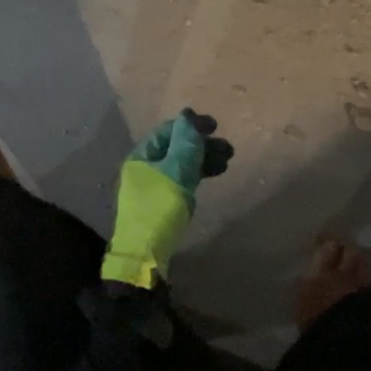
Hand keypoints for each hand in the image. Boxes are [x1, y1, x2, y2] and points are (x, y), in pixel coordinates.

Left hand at [100, 109, 232, 288]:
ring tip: (226, 162)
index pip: (168, 131)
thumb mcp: (175, 172)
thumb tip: (188, 116)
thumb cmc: (159, 209)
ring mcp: (151, 187)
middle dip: (201, 144)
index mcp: (142, 155)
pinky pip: (180, 181)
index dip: (191, 125)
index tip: (215, 125)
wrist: (144, 255)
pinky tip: (210, 177)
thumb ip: (184, 144)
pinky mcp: (160, 205)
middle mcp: (144, 167)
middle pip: (175, 148)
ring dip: (202, 160)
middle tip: (229, 149)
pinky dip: (196, 176)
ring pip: (180, 165)